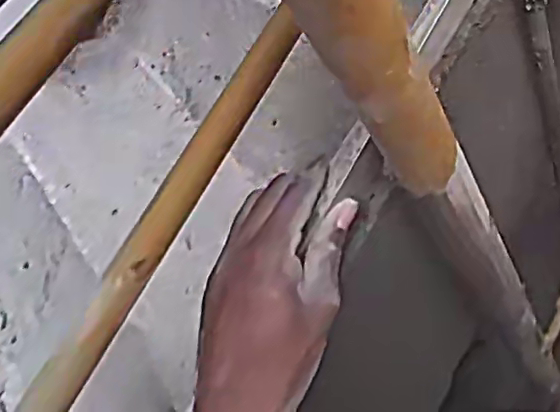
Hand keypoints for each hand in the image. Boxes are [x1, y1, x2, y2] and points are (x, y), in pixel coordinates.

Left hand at [196, 172, 358, 411]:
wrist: (236, 406)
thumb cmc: (278, 364)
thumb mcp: (321, 304)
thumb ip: (330, 249)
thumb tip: (343, 213)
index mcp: (269, 252)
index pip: (293, 196)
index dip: (314, 179)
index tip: (327, 171)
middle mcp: (241, 251)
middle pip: (268, 196)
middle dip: (294, 184)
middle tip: (317, 182)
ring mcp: (224, 265)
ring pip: (248, 210)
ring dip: (272, 199)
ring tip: (295, 200)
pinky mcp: (215, 282)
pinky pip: (236, 232)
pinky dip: (254, 218)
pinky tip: (268, 231)